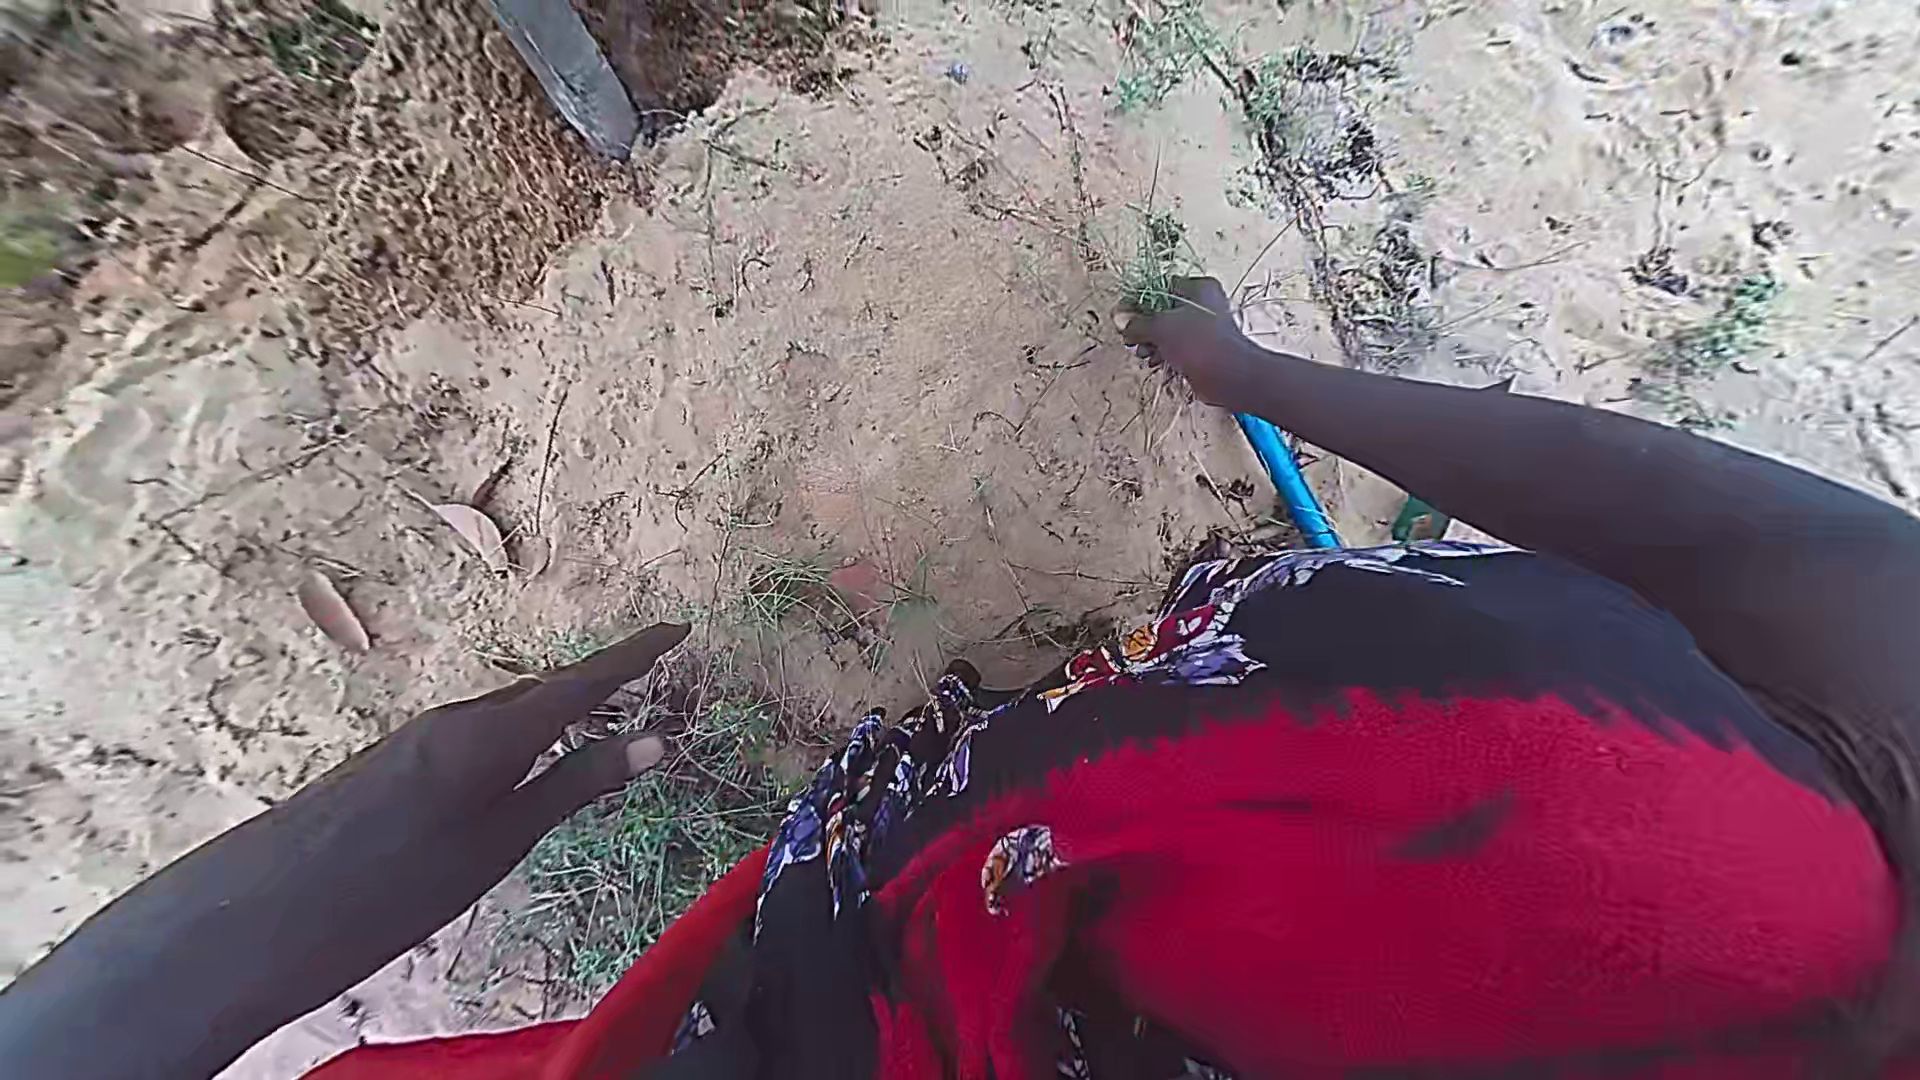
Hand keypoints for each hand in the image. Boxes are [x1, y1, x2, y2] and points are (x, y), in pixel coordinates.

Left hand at [0, 623, 690, 1079]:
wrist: (222, 934)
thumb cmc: (388, 890)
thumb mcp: (501, 842)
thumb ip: (578, 783)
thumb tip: (656, 741)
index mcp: (497, 734)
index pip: (589, 679)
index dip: (640, 651)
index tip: (679, 627)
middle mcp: (460, 717)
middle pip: (550, 687)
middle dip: (603, 678)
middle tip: (646, 673)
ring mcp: (419, 735)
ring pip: (511, 707)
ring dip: (560, 705)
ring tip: (594, 716)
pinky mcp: (390, 758)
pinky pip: (477, 726)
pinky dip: (519, 727)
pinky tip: (516, 758)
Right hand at [1119, 276, 1263, 406]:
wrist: (1227, 375)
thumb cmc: (1199, 343)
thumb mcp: (1161, 327)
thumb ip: (1137, 323)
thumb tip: (1119, 318)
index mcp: (1197, 289)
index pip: (1160, 287)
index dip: (1138, 301)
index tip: (1123, 315)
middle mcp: (1202, 305)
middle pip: (1161, 311)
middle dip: (1143, 326)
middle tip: (1132, 338)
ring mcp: (1202, 328)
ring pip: (1167, 331)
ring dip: (1150, 342)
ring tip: (1144, 353)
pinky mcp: (1200, 349)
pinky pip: (1174, 347)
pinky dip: (1162, 353)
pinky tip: (1154, 361)